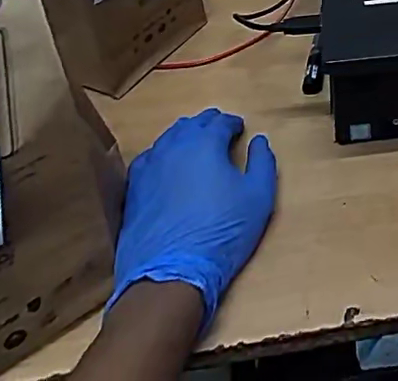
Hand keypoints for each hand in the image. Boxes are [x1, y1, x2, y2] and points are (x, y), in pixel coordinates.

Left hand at [112, 108, 276, 330]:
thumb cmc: (222, 232)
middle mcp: (175, 145)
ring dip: (185, 136)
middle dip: (209, 124)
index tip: (239, 129)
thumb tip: (259, 140)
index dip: (233, 123)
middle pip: (193, 123)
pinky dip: (163, 155)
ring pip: (170, 137)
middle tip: (220, 133)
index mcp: (206, 142)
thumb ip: (263, 162)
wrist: (170, 275)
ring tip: (195, 147)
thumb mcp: (258, 196)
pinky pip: (150, 158)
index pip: (221, 121)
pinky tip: (167, 167)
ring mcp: (150, 166)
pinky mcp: (134, 188)